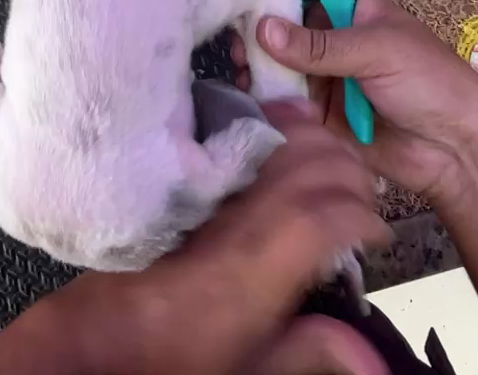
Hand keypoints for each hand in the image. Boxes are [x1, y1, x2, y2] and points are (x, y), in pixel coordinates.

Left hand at [0, 101, 391, 374]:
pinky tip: (291, 131)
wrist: (100, 336)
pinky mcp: (194, 182)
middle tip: (365, 200)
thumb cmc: (172, 357)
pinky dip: (277, 126)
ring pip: (273, 142)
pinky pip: (240, 136)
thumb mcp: (247, 369)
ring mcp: (210, 194)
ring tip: (339, 168)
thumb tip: (374, 356)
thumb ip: (311, 352)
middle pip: (303, 166)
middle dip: (349, 171)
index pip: (320, 217)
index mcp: (249, 273)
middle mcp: (231, 221)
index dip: (361, 214)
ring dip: (317, 143)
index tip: (377, 230)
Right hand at [241, 0, 477, 203]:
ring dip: (257, 62)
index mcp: (352, 10)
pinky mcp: (319, 115)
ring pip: (279, 63)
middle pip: (285, 25)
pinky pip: (285, 100)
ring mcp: (325, 78)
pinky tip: (249, 93)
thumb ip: (319, 44)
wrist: (457, 153)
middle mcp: (333, 40)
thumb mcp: (376, 51)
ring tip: (242, 67)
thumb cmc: (428, 82)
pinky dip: (265, 96)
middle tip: (238, 38)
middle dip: (258, 28)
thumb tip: (262, 28)